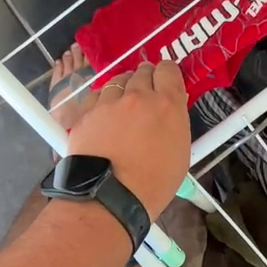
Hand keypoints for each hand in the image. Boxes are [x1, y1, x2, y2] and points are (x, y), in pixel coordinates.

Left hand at [64, 61, 191, 219]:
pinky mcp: (86, 112)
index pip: (168, 69)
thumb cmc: (152, 183)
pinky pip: (97, 96)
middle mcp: (139, 96)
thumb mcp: (180, 152)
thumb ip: (176, 121)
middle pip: (142, 71)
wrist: (109, 197)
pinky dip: (102, 102)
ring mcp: (109, 102)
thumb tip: (169, 109)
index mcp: (168, 104)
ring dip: (123, 89)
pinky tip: (104, 117)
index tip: (165, 82)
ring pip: (118, 81)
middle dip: (145, 81)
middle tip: (145, 98)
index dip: (167, 74)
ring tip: (123, 109)